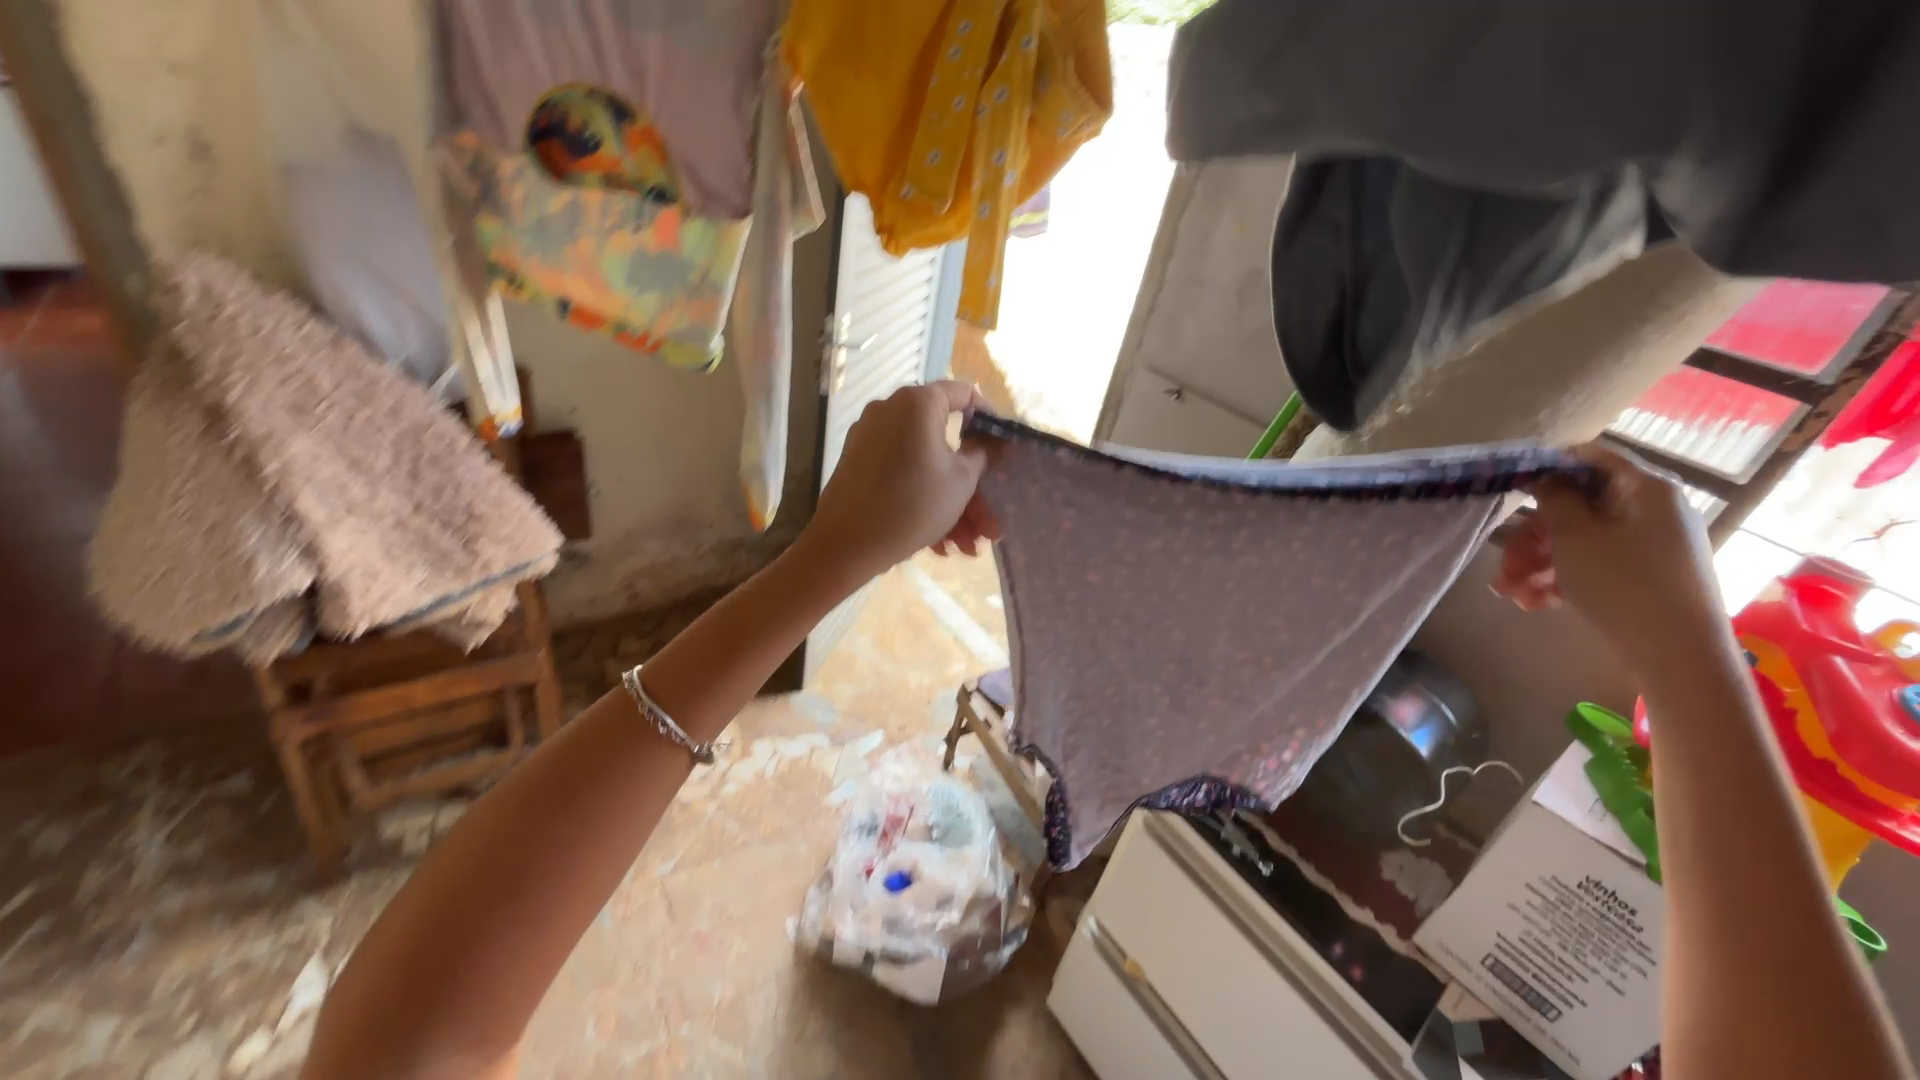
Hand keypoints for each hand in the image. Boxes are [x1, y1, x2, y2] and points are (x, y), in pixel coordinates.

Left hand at [801, 381, 1000, 580]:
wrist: (845, 544)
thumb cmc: (912, 505)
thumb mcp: (960, 481)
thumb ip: (980, 453)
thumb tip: (987, 440)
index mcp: (917, 403)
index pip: (964, 394)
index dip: (989, 419)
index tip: (1003, 447)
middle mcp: (890, 410)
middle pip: (943, 440)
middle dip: (971, 484)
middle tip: (988, 519)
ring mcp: (869, 436)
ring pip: (923, 464)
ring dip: (950, 502)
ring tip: (967, 546)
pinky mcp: (857, 462)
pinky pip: (901, 473)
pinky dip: (922, 498)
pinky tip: (940, 544)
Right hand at [1493, 443, 1725, 662]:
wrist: (1677, 653)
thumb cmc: (1622, 582)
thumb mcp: (1574, 535)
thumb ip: (1555, 498)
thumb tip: (1549, 477)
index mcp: (1644, 488)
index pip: (1591, 457)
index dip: (1549, 466)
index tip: (1511, 486)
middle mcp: (1652, 509)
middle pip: (1578, 508)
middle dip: (1532, 537)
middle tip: (1503, 565)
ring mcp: (1651, 544)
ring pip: (1580, 541)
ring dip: (1538, 564)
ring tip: (1509, 593)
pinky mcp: (1646, 575)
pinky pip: (1596, 564)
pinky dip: (1562, 579)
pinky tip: (1534, 603)